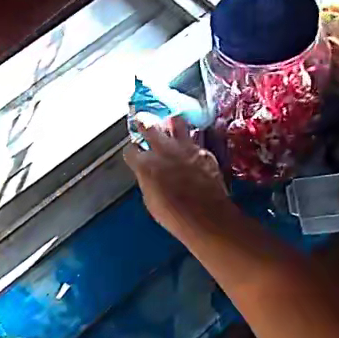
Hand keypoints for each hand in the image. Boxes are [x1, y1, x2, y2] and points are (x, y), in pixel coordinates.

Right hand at [123, 117, 233, 242]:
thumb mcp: (151, 200)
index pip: (131, 150)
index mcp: (145, 165)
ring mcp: (186, 148)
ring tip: (169, 124)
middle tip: (142, 120)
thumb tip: (149, 175)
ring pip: (175, 121)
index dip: (131, 151)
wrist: (207, 217)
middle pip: (148, 125)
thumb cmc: (174, 216)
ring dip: (170, 122)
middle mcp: (163, 151)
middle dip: (143, 122)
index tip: (133, 153)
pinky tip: (190, 147)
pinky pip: (194, 139)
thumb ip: (147, 181)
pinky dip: (189, 142)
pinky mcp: (204, 151)